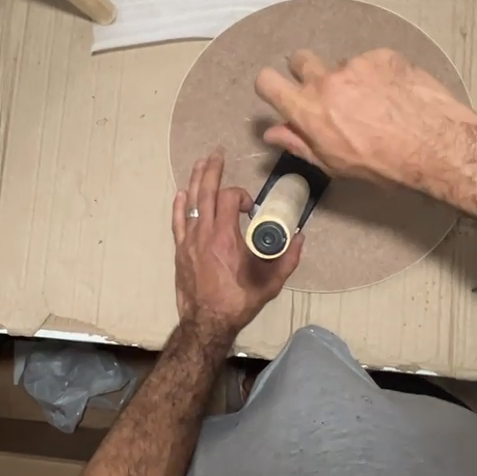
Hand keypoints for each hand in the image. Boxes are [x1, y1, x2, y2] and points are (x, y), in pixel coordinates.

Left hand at [171, 153, 301, 338]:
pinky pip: (178, 221)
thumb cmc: (240, 300)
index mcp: (226, 236)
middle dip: (212, 170)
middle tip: (217, 154)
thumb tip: (298, 238)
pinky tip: (182, 193)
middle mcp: (205, 232)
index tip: (250, 208)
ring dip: (196, 180)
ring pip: (191, 202)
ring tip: (201, 163)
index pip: (230, 198)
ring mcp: (190, 240)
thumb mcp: (272, 281)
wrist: (208, 321)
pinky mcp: (181, 250)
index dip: (242, 195)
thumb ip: (288, 257)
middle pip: (206, 192)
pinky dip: (179, 205)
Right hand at [254, 48, 476, 188]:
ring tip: (373, 102)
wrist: (435, 145)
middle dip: (306, 72)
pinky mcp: (383, 56)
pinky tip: (393, 95)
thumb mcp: (334, 163)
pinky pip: (370, 61)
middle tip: (326, 92)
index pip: (267, 82)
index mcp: (308, 110)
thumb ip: (299, 143)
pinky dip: (377, 75)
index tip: (280, 92)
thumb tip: (273, 133)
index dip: (270, 86)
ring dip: (348, 78)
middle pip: (299, 60)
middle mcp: (326, 81)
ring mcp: (356, 65)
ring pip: (340, 64)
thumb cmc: (383, 164)